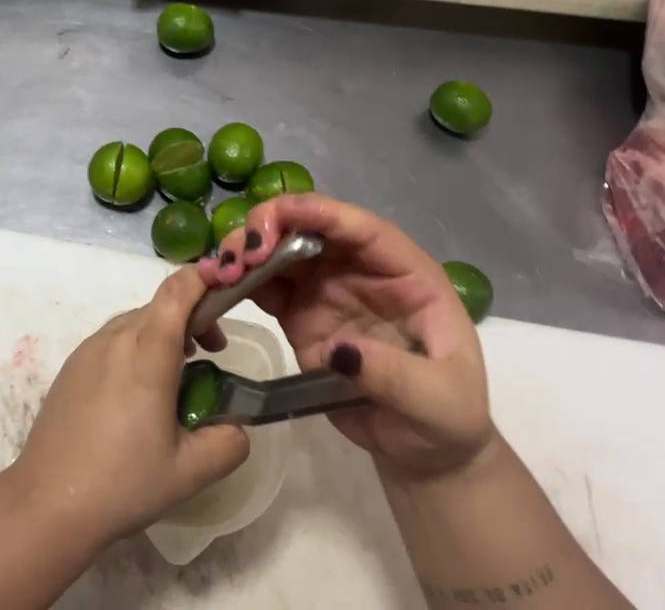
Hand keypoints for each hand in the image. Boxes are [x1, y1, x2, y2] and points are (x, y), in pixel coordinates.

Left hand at [10, 268, 249, 545]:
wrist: (47, 503)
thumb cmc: (121, 483)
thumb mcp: (190, 473)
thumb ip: (228, 443)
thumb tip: (237, 426)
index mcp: (146, 354)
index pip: (177, 291)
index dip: (204, 278)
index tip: (227, 288)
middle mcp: (115, 340)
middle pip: (159, 306)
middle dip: (192, 316)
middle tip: (214, 352)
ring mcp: (88, 351)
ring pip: (135, 321)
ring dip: (164, 333)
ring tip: (180, 374)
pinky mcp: (72, 367)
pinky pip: (113, 340)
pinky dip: (137, 347)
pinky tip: (141, 391)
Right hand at [197, 194, 491, 481]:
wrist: (424, 450)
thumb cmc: (447, 418)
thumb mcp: (438, 400)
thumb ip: (395, 375)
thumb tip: (339, 349)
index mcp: (405, 272)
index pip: (361, 228)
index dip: (319, 213)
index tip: (277, 216)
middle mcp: (361, 270)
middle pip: (311, 228)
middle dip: (271, 227)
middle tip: (241, 254)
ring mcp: (327, 290)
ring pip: (281, 251)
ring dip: (247, 250)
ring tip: (221, 271)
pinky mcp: (300, 316)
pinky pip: (266, 287)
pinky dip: (240, 281)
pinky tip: (217, 287)